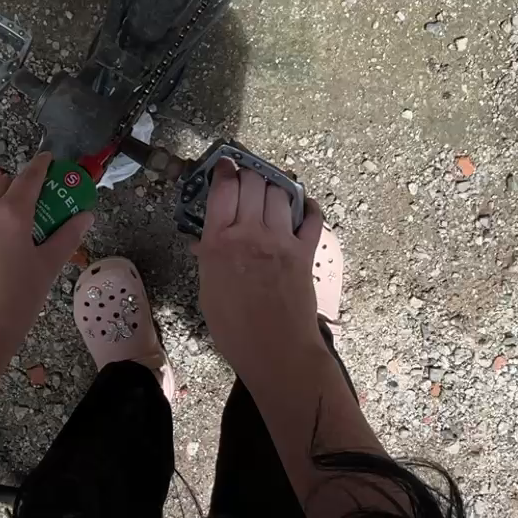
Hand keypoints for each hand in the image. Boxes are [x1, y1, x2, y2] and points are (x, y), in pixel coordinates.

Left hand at [0, 153, 92, 367]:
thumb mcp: (46, 270)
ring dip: (4, 204)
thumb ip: (66, 238)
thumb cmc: (13, 305)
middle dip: (22, 185)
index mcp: (11, 213)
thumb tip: (85, 216)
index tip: (52, 161)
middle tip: (43, 205)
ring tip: (22, 232)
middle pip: (4, 183)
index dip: (43, 165)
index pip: (30, 175)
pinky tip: (0, 252)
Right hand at [191, 161, 326, 382]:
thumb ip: (209, 257)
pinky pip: (312, 217)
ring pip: (279, 193)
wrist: (276, 351)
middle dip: (248, 174)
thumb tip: (206, 240)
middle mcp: (250, 233)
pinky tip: (302, 204)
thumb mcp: (207, 290)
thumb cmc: (234, 328)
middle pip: (252, 182)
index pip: (222, 189)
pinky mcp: (305, 251)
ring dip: (273, 186)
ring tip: (269, 191)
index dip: (224, 171)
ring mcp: (281, 240)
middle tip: (246, 179)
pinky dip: (308, 206)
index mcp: (219, 243)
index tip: (225, 166)